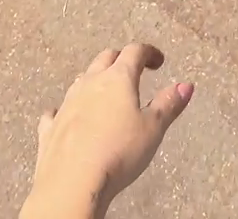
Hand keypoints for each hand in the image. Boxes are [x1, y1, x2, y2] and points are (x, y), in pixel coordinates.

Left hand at [23, 43, 193, 218]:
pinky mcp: (49, 128)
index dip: (149, 52)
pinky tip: (69, 117)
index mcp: (118, 79)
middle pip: (105, 58)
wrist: (72, 184)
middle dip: (121, 59)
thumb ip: (169, 105)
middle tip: (133, 71)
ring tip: (105, 93)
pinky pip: (56, 111)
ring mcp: (66, 104)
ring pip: (81, 80)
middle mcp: (90, 83)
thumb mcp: (152, 130)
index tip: (159, 61)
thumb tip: (187, 85)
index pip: (135, 52)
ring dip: (95, 80)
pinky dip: (66, 110)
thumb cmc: (119, 154)